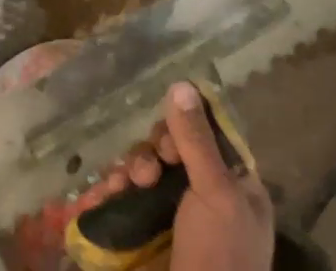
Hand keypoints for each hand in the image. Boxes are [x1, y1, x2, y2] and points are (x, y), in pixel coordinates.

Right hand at [72, 83, 274, 270]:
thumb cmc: (221, 256)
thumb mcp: (215, 193)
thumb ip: (195, 140)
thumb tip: (181, 83)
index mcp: (235, 186)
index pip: (205, 136)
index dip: (182, 130)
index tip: (168, 143)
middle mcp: (204, 196)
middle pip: (168, 151)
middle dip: (148, 155)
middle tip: (144, 174)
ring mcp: (172, 216)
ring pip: (141, 171)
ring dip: (125, 172)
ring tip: (119, 188)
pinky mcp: (144, 233)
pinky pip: (123, 198)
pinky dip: (110, 192)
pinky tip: (101, 195)